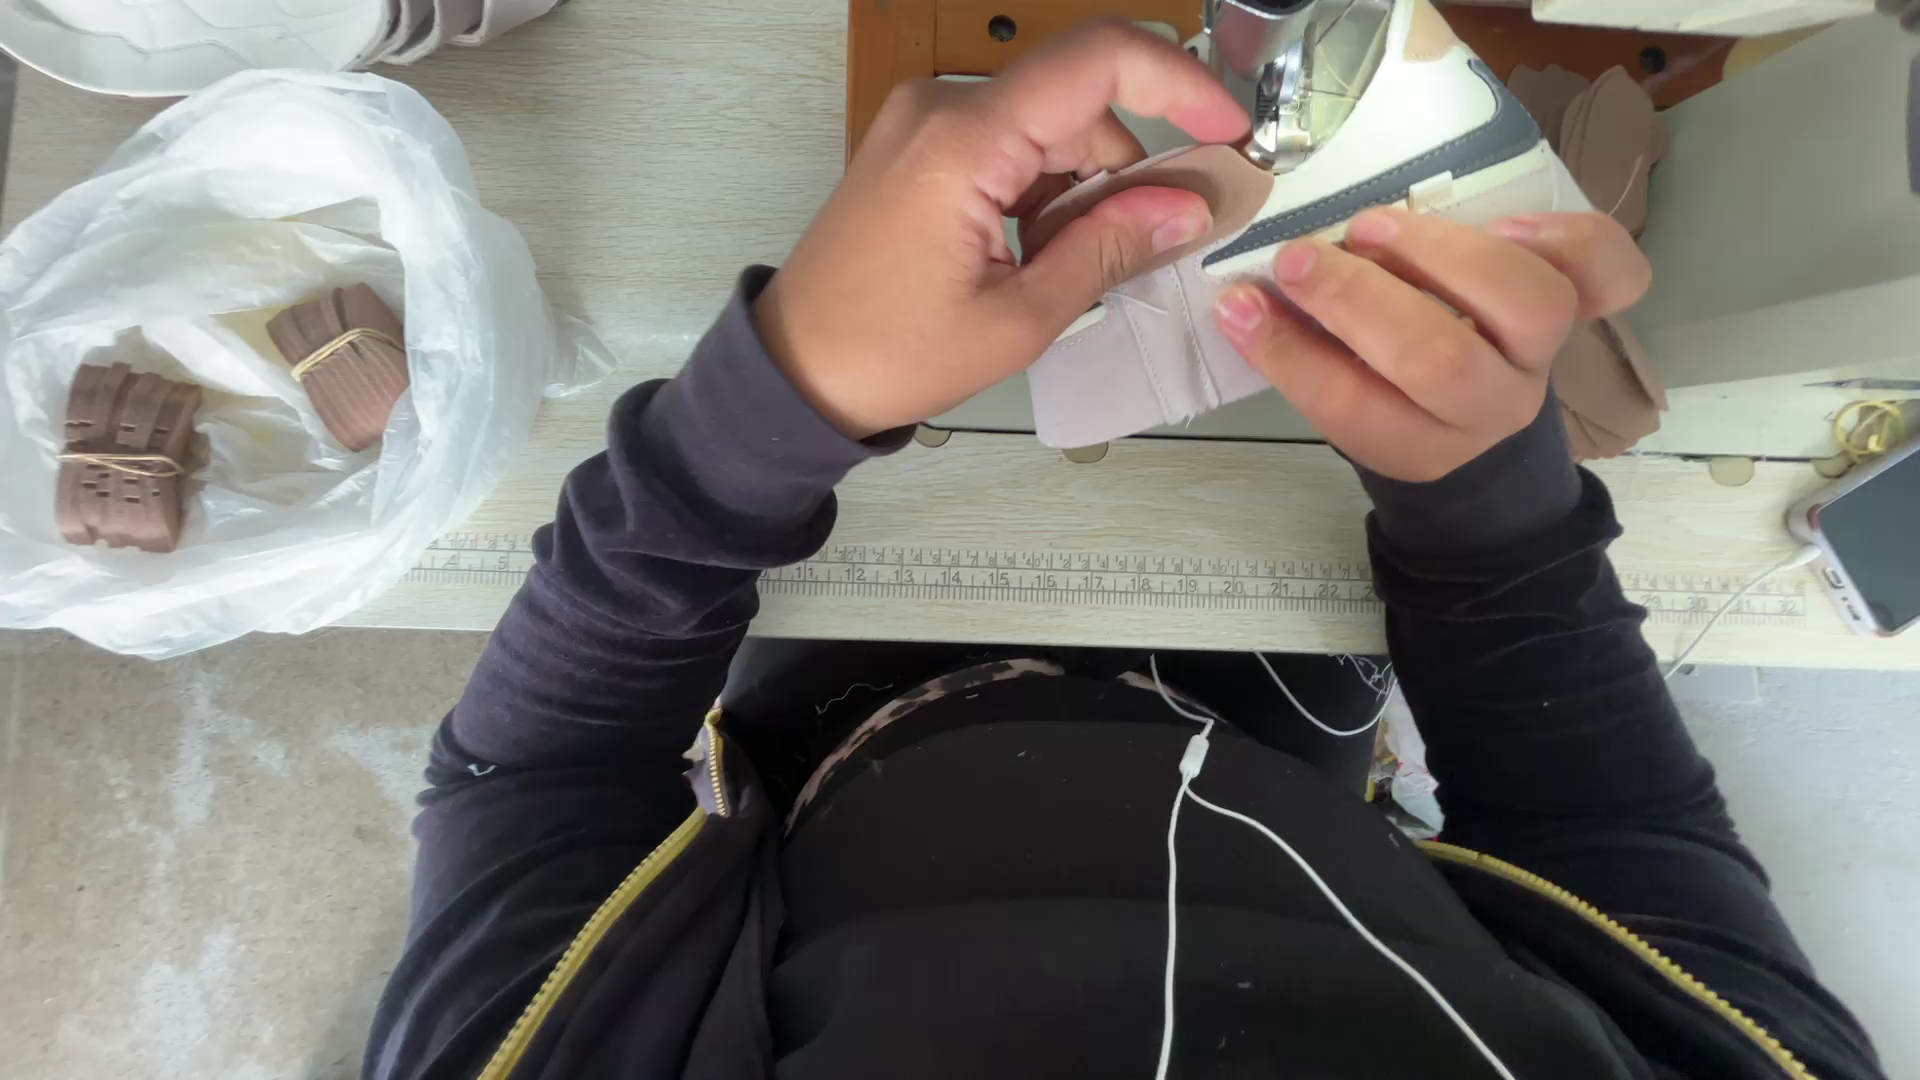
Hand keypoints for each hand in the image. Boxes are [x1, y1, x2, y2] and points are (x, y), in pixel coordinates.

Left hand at [753, 20, 1247, 437]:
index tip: (1228, 130)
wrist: (795, 372)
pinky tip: (1024, 257)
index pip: (1098, 60)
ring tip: (1056, 272)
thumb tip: (1186, 207)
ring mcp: (918, 127)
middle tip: (1139, 247)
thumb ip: (1107, 251)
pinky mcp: (910, 153)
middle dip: (1121, 171)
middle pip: (1071, 104)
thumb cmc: (893, 356)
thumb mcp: (1016, 320)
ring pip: (1037, 131)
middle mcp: (938, 108)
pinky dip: (1032, 194)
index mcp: (963, 140)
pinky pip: (998, 150)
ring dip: (1073, 192)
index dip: (1180, 84)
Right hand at [1211, 209, 1651, 481]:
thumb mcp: (1338, 406)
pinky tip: (1504, 222)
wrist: (1473, 439)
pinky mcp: (1580, 315)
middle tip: (1297, 257)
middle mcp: (1482, 408)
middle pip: (1434, 358)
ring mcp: (1539, 360)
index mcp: (1408, 442)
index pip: (1343, 403)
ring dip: (1444, 256)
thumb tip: (1244, 298)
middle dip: (1357, 298)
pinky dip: (1568, 240)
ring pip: (1527, 307)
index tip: (1236, 302)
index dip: (1286, 351)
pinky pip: (1607, 278)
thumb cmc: (1389, 412)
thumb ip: (1303, 357)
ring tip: (1372, 226)